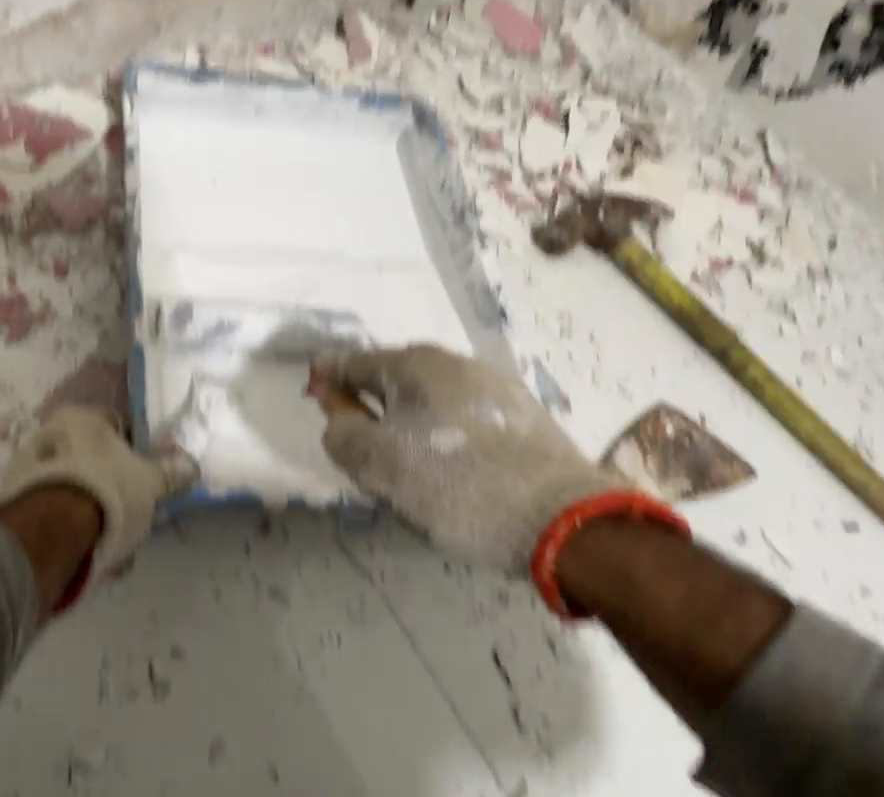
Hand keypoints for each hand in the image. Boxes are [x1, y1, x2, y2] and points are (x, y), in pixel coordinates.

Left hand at [0, 407, 196, 577]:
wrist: (51, 531)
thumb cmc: (107, 490)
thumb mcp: (151, 482)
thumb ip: (171, 474)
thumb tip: (189, 467)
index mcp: (80, 417)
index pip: (114, 426)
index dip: (134, 453)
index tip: (145, 481)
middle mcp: (47, 434)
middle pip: (90, 461)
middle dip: (111, 490)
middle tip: (130, 517)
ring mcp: (27, 469)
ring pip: (72, 492)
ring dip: (91, 516)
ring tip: (112, 547)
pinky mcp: (16, 505)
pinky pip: (54, 515)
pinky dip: (70, 532)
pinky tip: (88, 555)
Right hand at [310, 344, 624, 571]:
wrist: (567, 522)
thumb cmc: (456, 485)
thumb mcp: (376, 463)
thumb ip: (341, 431)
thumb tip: (336, 409)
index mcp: (413, 364)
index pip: (351, 361)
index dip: (326, 381)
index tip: (316, 404)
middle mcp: (454, 363)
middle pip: (392, 381)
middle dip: (369, 408)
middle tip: (363, 453)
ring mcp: (495, 388)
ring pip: (429, 403)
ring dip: (408, 426)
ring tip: (408, 471)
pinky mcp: (524, 420)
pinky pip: (462, 421)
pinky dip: (444, 439)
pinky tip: (452, 474)